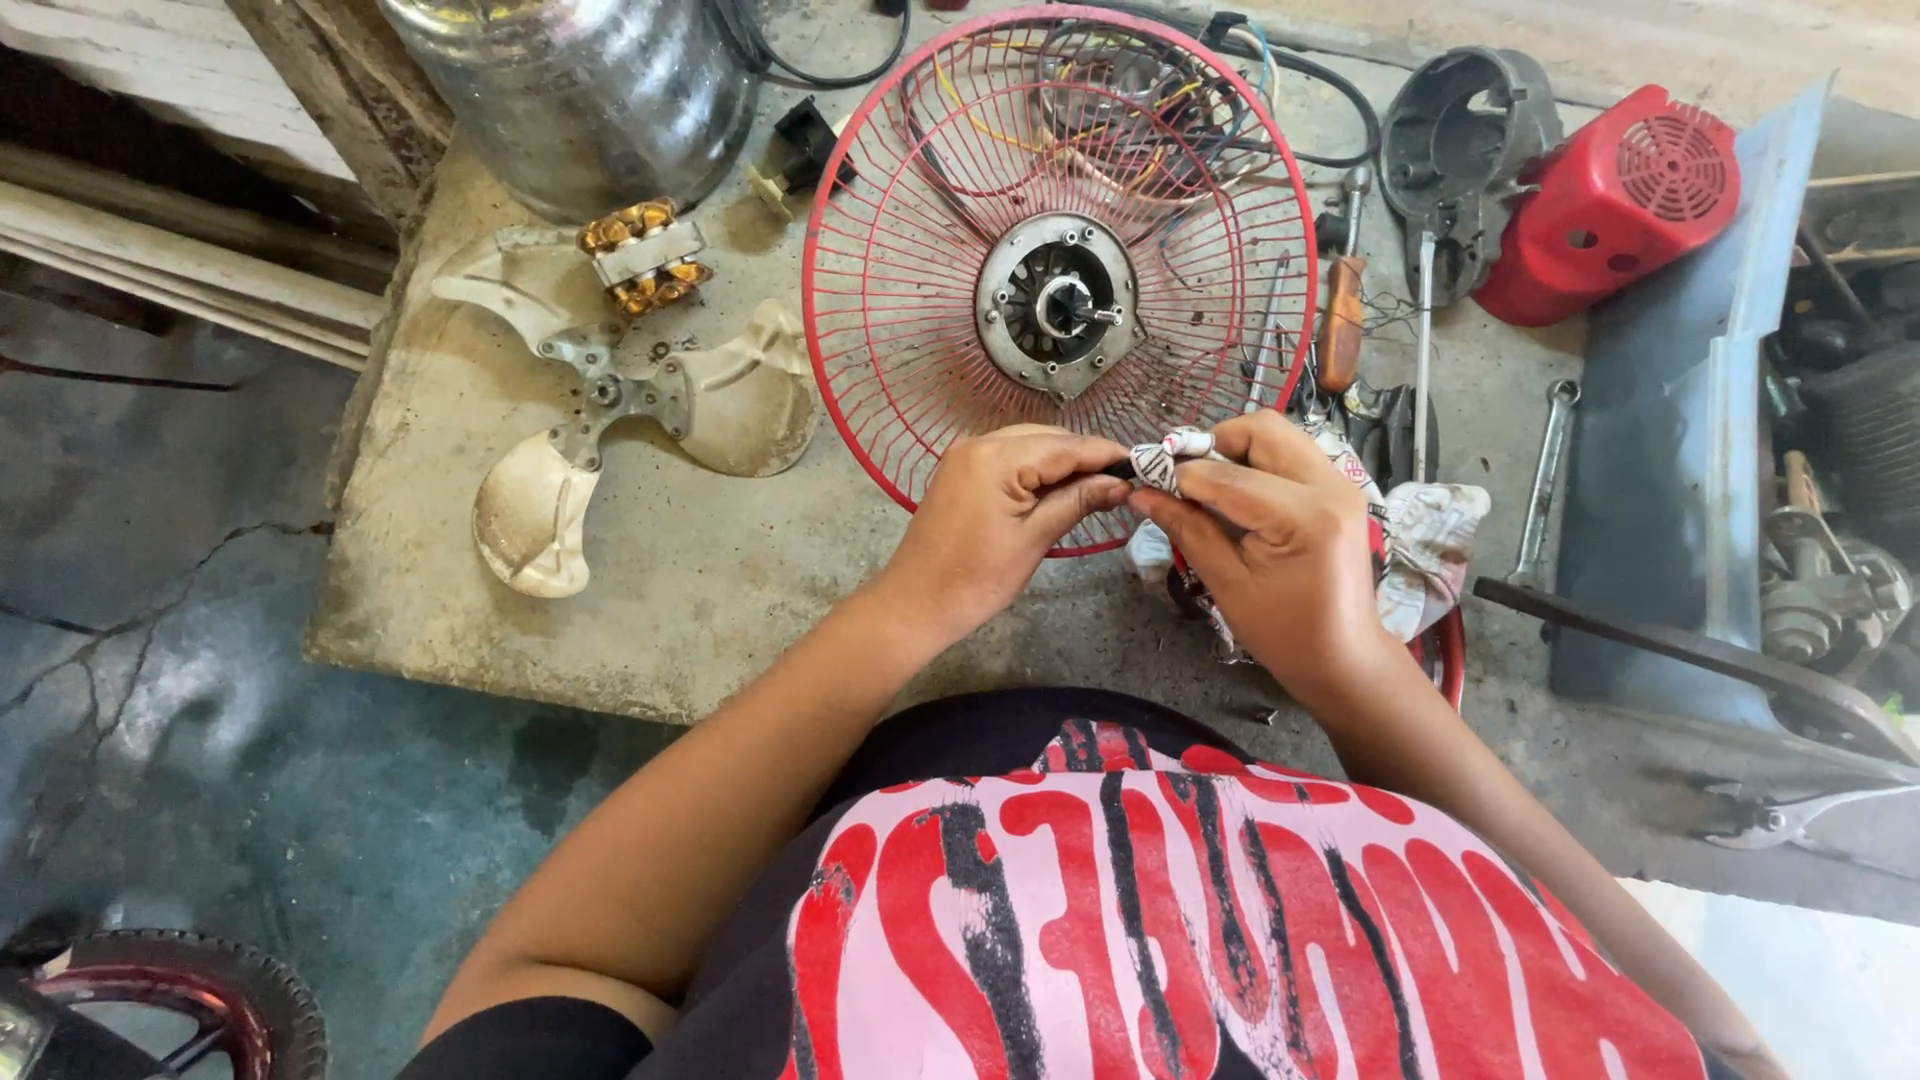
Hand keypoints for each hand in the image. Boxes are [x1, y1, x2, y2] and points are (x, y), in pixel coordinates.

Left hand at [873, 424, 1129, 643]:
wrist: (917, 603)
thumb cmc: (976, 579)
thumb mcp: (1034, 539)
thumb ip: (1077, 501)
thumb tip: (1120, 483)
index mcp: (997, 457)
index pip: (1065, 445)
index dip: (1106, 454)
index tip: (1142, 464)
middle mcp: (979, 442)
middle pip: (1048, 438)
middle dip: (1085, 457)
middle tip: (1122, 482)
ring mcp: (965, 454)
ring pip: (1028, 445)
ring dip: (1061, 463)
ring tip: (1097, 487)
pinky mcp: (960, 469)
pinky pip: (1008, 457)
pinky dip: (1035, 469)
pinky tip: (1057, 488)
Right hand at [1129, 411, 1403, 706]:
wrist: (1344, 657)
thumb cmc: (1283, 632)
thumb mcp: (1227, 583)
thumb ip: (1186, 529)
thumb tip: (1142, 493)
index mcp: (1306, 516)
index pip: (1228, 475)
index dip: (1180, 474)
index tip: (1147, 480)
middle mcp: (1330, 486)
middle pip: (1261, 429)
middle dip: (1212, 445)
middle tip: (1183, 478)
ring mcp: (1339, 483)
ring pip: (1276, 434)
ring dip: (1233, 449)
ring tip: (1206, 486)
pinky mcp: (1338, 488)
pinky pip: (1288, 453)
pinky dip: (1254, 461)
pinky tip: (1234, 494)